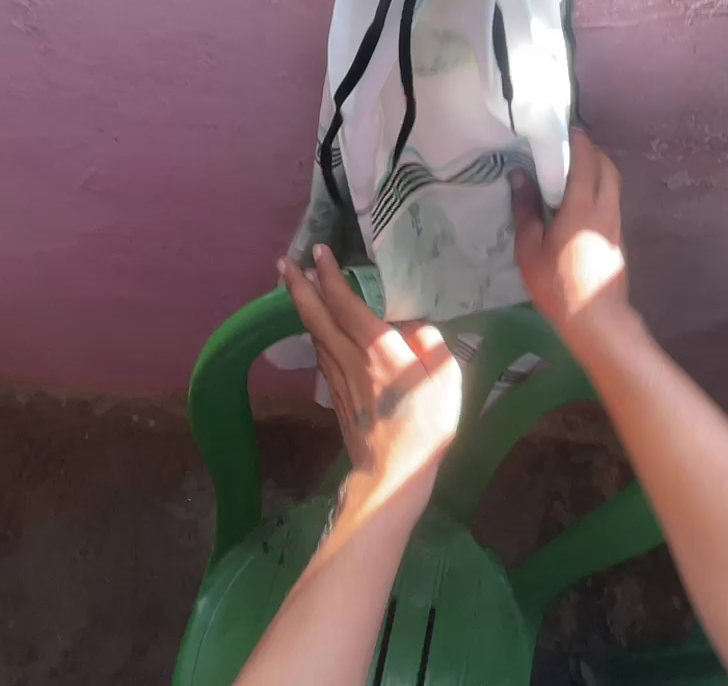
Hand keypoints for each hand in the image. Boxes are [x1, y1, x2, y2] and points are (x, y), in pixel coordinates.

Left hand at [279, 245, 461, 508]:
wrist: (394, 474)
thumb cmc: (425, 423)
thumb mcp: (445, 376)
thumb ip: (429, 343)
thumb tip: (414, 329)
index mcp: (377, 348)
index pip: (346, 303)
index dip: (330, 276)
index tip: (319, 252)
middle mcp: (350, 357)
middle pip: (317, 316)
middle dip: (298, 286)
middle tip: (282, 263)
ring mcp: (338, 378)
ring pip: (315, 334)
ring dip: (304, 307)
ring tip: (297, 287)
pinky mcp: (336, 397)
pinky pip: (322, 355)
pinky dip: (316, 333)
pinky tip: (318, 330)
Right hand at [510, 127, 632, 333]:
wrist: (595, 319)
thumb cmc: (556, 283)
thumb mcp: (529, 249)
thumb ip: (525, 209)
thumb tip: (519, 176)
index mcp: (582, 206)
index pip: (586, 160)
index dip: (578, 141)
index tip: (566, 129)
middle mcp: (605, 209)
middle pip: (607, 167)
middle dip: (593, 151)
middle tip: (571, 146)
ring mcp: (616, 224)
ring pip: (613, 185)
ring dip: (598, 170)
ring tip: (574, 170)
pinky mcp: (618, 238)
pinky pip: (612, 202)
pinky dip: (600, 189)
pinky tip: (580, 201)